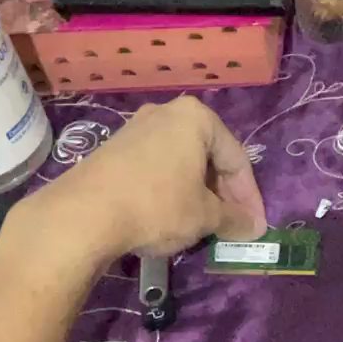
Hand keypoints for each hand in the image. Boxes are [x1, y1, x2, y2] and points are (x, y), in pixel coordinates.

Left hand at [24, 96, 265, 263]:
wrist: (86, 213)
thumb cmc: (158, 206)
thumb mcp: (205, 216)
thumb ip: (234, 219)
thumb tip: (254, 228)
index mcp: (196, 118)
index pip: (237, 160)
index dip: (250, 198)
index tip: (256, 226)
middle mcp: (167, 113)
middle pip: (209, 157)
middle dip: (225, 195)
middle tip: (233, 226)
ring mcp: (137, 129)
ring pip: (183, 164)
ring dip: (199, 195)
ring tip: (206, 225)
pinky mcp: (116, 149)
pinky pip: (159, 169)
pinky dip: (174, 191)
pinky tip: (174, 217)